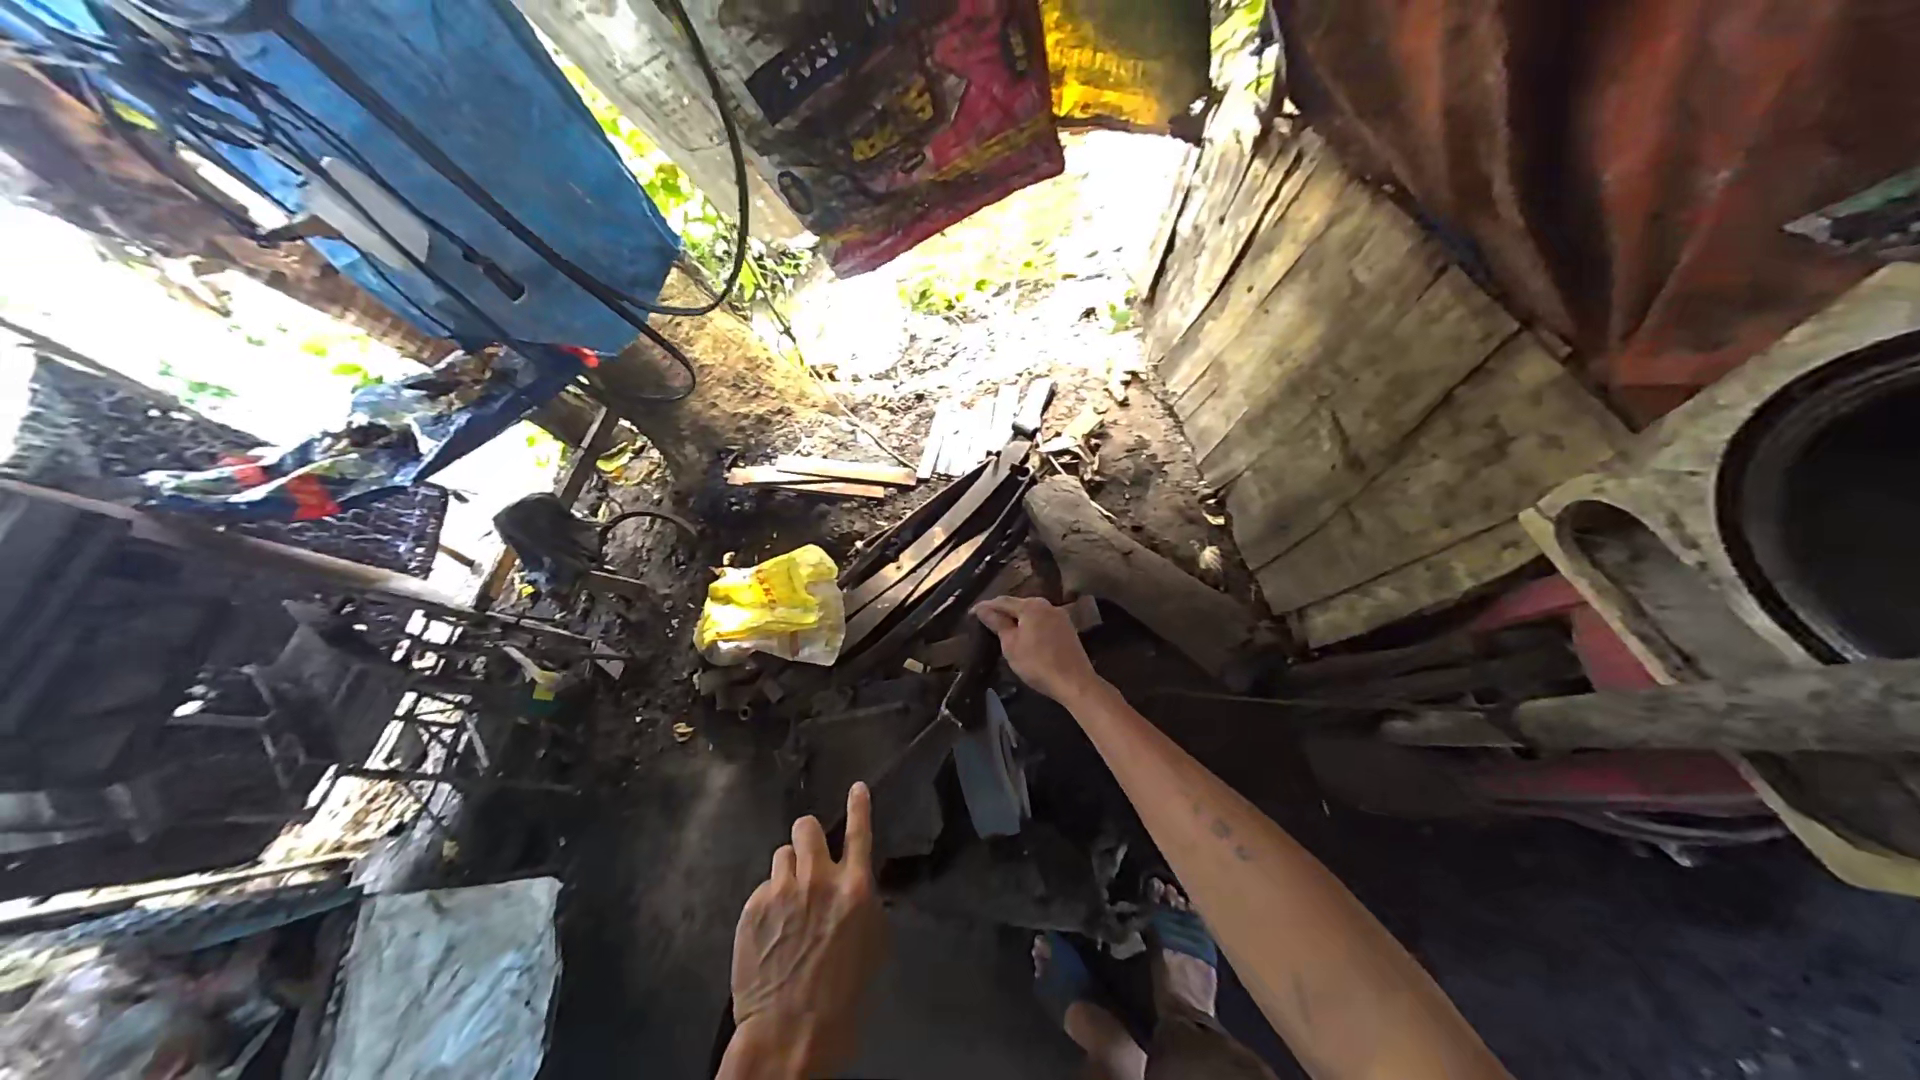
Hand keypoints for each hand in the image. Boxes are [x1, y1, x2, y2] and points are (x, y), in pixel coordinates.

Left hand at [723, 783, 885, 1079]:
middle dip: (807, 835)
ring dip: (788, 870)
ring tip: (788, 901)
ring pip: (781, 854)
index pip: (859, 832)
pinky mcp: (752, 907)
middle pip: (806, 827)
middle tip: (808, 855)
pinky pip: (763, 888)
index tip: (857, 787)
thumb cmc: (844, 994)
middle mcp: (818, 879)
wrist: (791, 1032)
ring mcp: (781, 891)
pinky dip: (769, 901)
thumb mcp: (873, 943)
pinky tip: (772, 930)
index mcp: (855, 888)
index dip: (859, 805)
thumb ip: (864, 903)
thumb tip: (857, 884)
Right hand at [972, 595, 1104, 704]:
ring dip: (1018, 620)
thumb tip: (983, 609)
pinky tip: (1026, 637)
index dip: (985, 606)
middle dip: (1003, 612)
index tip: (972, 613)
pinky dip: (1031, 626)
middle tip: (987, 622)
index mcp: (1031, 605)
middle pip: (1019, 604)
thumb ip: (997, 623)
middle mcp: (1047, 605)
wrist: (1074, 681)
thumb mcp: (1011, 645)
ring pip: (1032, 613)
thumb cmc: (1037, 663)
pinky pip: (1043, 622)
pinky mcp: (1068, 628)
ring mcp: (1060, 616)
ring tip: (1004, 630)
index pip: (1002, 601)